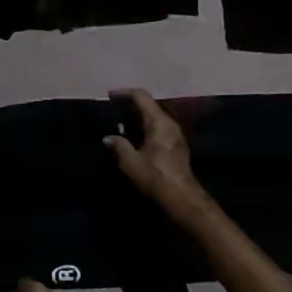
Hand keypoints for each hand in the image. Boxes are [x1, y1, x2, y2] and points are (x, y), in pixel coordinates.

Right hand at [105, 90, 210, 218]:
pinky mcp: (176, 146)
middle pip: (149, 105)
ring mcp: (176, 135)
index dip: (124, 93)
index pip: (141, 97)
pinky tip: (134, 137)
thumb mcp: (130, 162)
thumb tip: (109, 138)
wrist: (182, 198)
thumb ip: (118, 146)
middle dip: (130, 104)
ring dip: (138, 116)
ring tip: (120, 122)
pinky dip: (144, 126)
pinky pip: (158, 128)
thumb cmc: (156, 177)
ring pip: (154, 117)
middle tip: (113, 108)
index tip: (109, 95)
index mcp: (158, 123)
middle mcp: (170, 124)